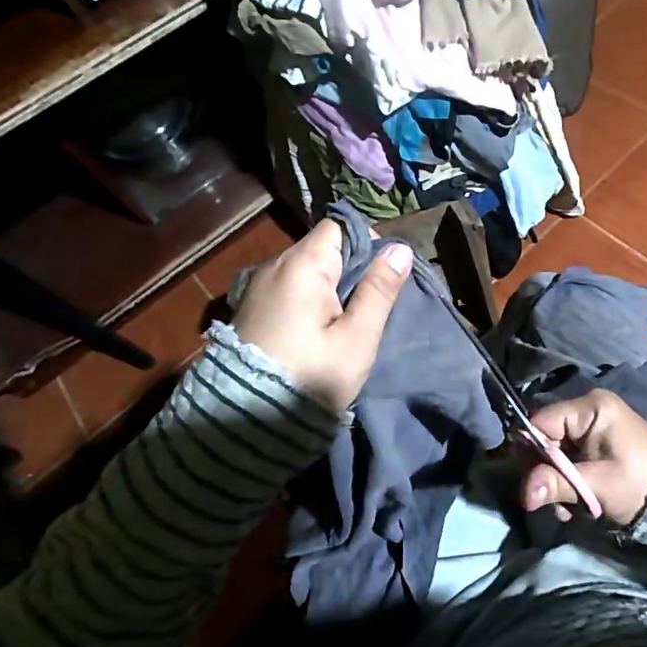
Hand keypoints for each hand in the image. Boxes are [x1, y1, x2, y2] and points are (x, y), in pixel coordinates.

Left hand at [231, 219, 412, 413]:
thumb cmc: (312, 375)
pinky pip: (288, 290)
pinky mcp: (250, 309)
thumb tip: (399, 249)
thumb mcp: (357, 336)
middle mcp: (274, 265)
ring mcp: (257, 287)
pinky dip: (308, 300)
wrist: (247, 421)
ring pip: (305, 271)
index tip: (383, 276)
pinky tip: (316, 330)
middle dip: (351, 268)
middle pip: (322, 248)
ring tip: (345, 322)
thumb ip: (379, 290)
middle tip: (370, 307)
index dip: (367, 242)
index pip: (338, 226)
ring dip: (330, 287)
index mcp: (301, 264)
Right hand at [519, 389, 646, 524]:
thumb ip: (559, 484)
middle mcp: (588, 409)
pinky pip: (568, 457)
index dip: (532, 452)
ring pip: (554, 451)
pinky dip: (568, 480)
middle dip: (546, 472)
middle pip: (545, 437)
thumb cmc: (639, 483)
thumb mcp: (597, 485)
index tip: (534, 482)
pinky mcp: (594, 441)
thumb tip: (525, 493)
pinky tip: (577, 502)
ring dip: (557, 481)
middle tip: (554, 500)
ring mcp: (591, 425)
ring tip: (569, 507)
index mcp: (591, 408)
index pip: (541, 422)